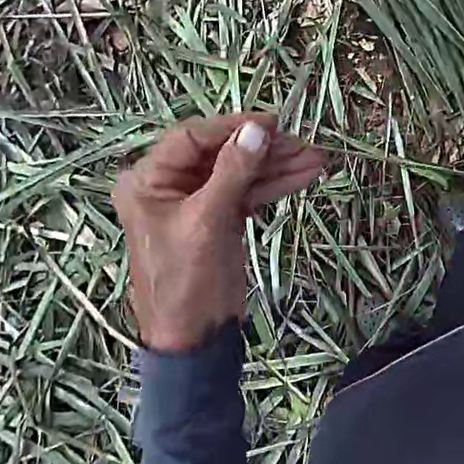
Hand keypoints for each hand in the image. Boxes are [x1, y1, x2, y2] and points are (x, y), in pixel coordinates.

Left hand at [112, 113, 324, 352]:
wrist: (194, 340)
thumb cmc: (185, 283)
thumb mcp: (207, 223)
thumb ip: (232, 172)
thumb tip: (258, 130)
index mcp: (148, 181)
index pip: (191, 138)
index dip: (231, 127)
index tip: (272, 123)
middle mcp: (169, 185)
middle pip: (220, 154)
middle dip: (263, 149)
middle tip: (303, 143)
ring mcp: (197, 202)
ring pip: (239, 172)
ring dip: (277, 166)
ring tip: (316, 158)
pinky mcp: (220, 218)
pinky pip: (248, 193)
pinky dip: (275, 185)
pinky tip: (305, 175)